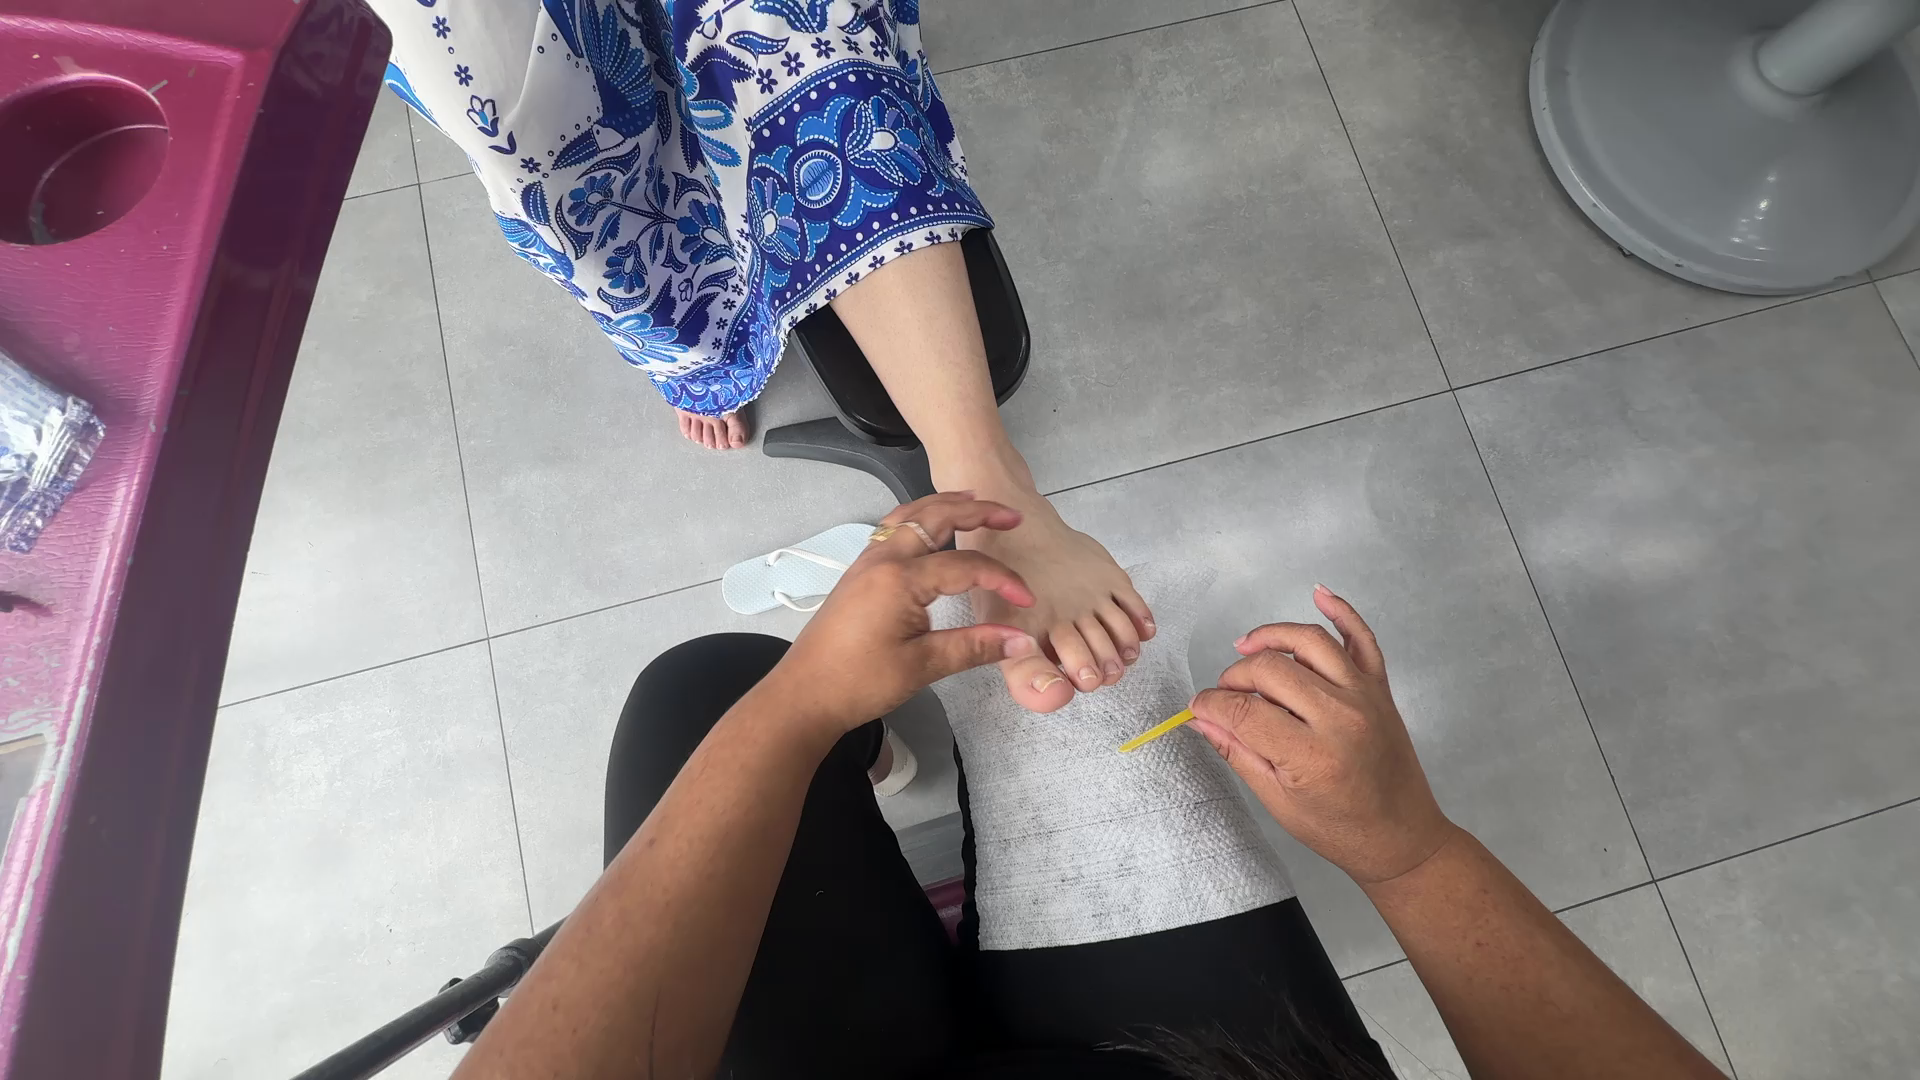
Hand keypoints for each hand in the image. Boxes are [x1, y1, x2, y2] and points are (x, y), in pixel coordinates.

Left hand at [759, 493, 1039, 739]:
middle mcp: (884, 558)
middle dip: (977, 510)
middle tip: (1011, 515)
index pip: (966, 566)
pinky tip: (931, 528)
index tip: (1027, 599)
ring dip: (944, 505)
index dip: (1002, 579)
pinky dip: (919, 516)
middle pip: (935, 516)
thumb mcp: (923, 666)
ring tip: (974, 501)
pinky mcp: (859, 572)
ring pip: (910, 514)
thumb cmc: (860, 682)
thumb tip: (1021, 640)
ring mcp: (867, 561)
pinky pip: (893, 528)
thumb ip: (975, 646)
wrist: (804, 694)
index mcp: (901, 579)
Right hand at [1189, 586, 1456, 885]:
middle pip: (1270, 670)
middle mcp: (1340, 716)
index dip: (1211, 705)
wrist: (1404, 838)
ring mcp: (1364, 696)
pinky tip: (1318, 594)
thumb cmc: (1339, 828)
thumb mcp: (1277, 801)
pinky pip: (1361, 638)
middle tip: (1224, 695)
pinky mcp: (1379, 687)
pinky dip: (1342, 611)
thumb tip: (1200, 719)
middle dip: (1234, 677)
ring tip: (1244, 648)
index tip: (1198, 709)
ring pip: (1308, 642)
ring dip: (1269, 638)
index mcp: (1312, 755)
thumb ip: (1237, 753)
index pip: (1243, 711)